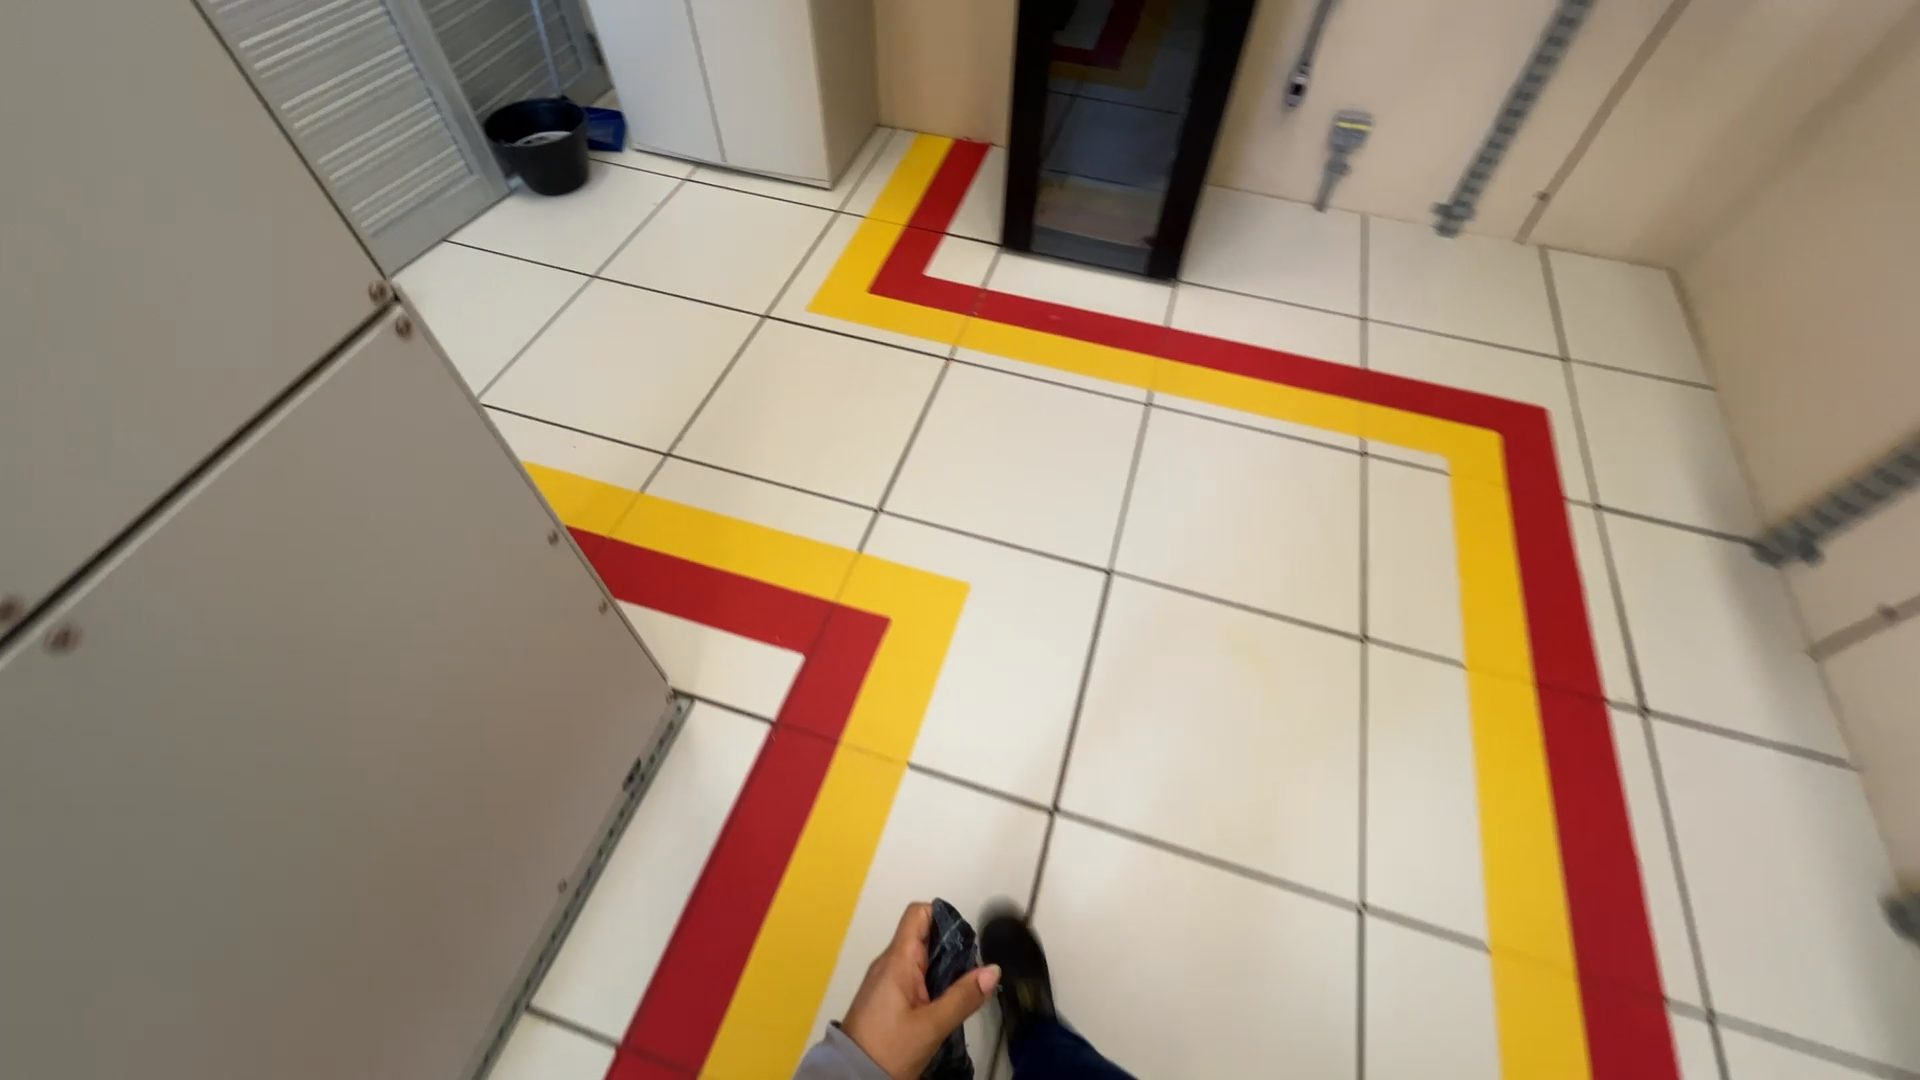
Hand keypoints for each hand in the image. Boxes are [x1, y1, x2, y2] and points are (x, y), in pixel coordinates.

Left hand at [841, 902, 1000, 1079]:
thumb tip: (993, 970)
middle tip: (969, 973)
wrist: (852, 1079)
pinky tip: (943, 1004)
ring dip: (943, 968)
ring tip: (960, 991)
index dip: (943, 916)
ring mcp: (886, 979)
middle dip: (950, 947)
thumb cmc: (889, 1049)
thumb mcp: (931, 1026)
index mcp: (898, 959)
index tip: (964, 941)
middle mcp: (890, 961)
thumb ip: (963, 997)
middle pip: (924, 934)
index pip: (919, 913)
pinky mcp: (886, 996)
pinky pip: (913, 976)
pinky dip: (932, 982)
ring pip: (921, 957)